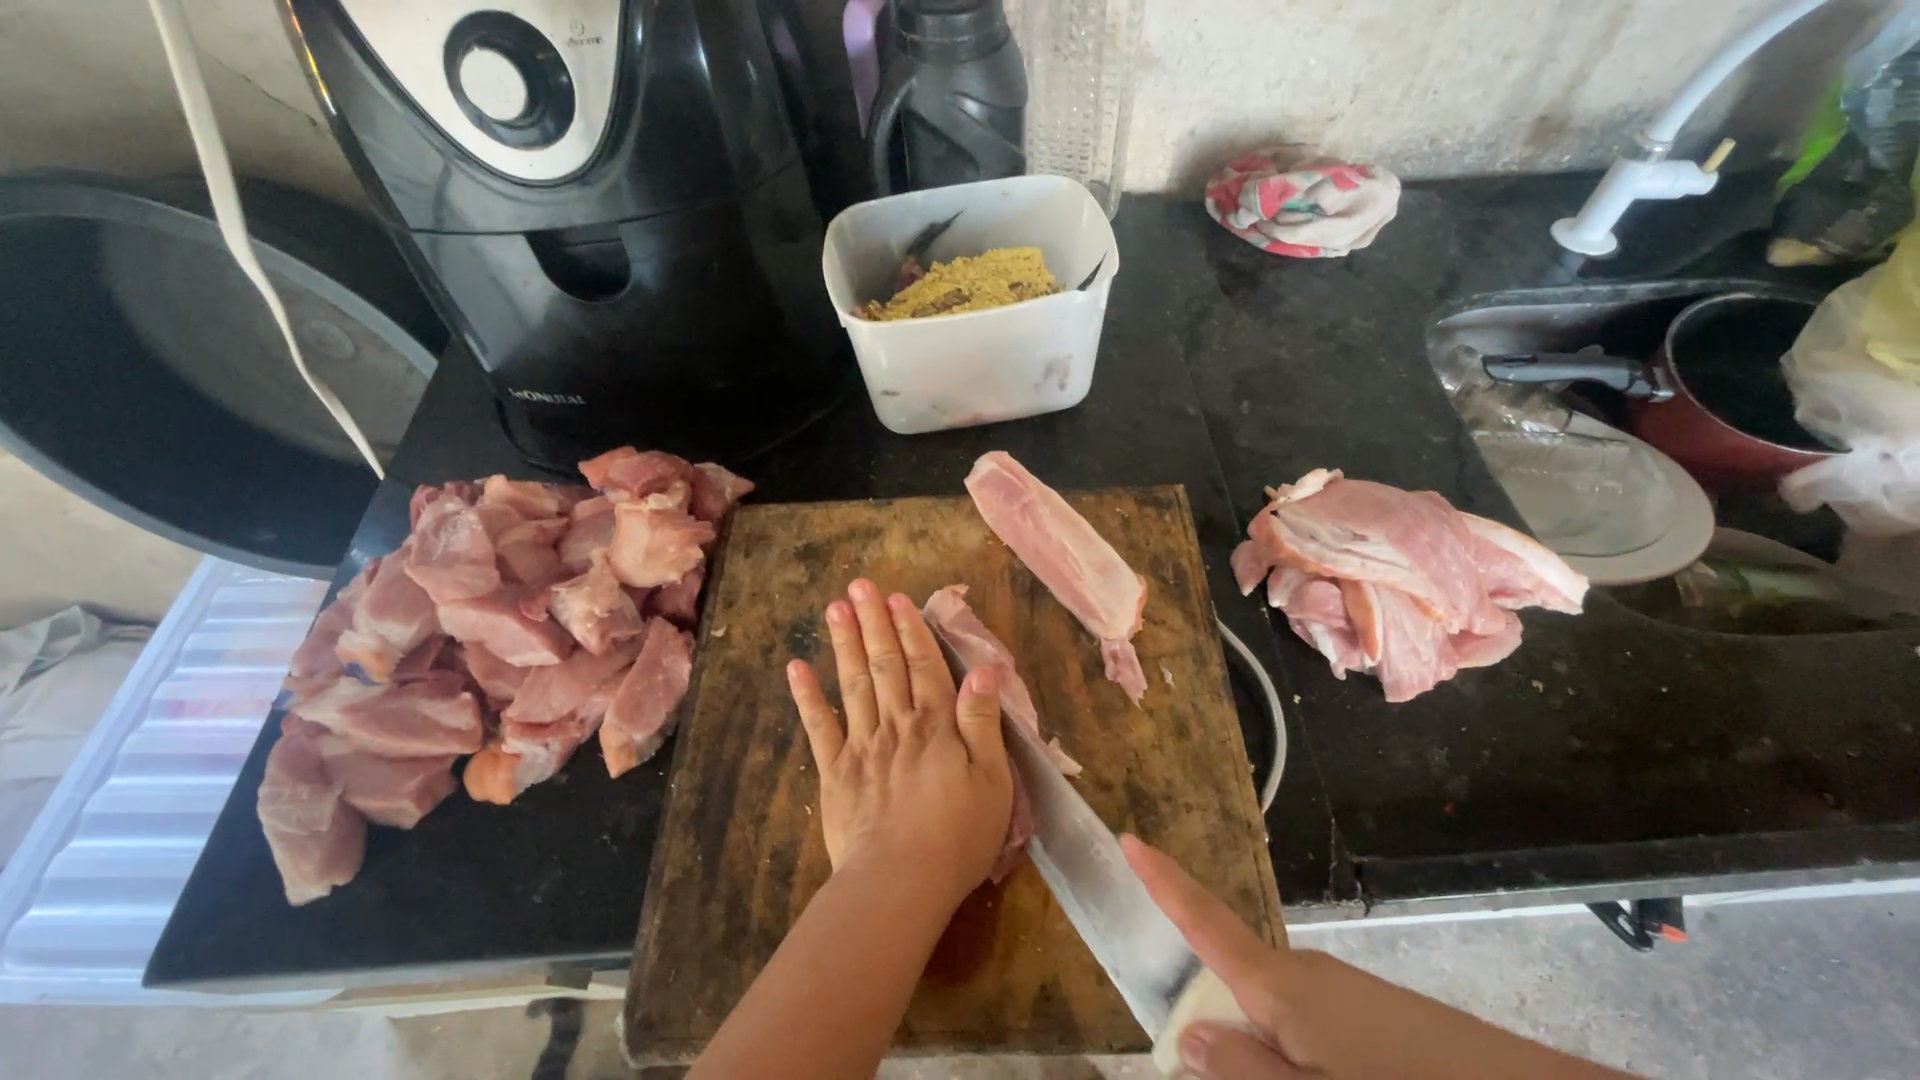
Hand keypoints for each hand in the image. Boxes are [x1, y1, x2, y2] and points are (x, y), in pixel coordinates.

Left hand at [787, 579, 1012, 906]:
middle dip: (874, 623)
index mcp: (936, 725)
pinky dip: (808, 697)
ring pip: (853, 684)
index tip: (898, 599)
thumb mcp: (992, 780)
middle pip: (885, 665)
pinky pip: (819, 728)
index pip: (924, 667)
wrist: (900, 881)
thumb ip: (983, 723)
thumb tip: (983, 671)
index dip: (911, 631)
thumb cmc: (958, 835)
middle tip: (860, 587)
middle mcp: (897, 724)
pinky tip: (797, 668)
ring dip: (844, 645)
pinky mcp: (835, 773)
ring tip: (835, 609)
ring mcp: (861, 746)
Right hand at [1124, 836, 1635, 1079]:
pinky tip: (1326, 1076)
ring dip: (1263, 1053)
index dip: (1163, 881)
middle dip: (1211, 1020)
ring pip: (1274, 1015)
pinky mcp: (1379, 1019)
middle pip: (1233, 982)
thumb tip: (1190, 1034)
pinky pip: (1311, 1031)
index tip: (1130, 837)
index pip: (1205, 922)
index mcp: (1283, 990)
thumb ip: (1244, 1070)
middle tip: (1213, 1064)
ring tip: (1278, 1073)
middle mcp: (1310, 977)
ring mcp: (1349, 995)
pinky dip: (1297, 1058)